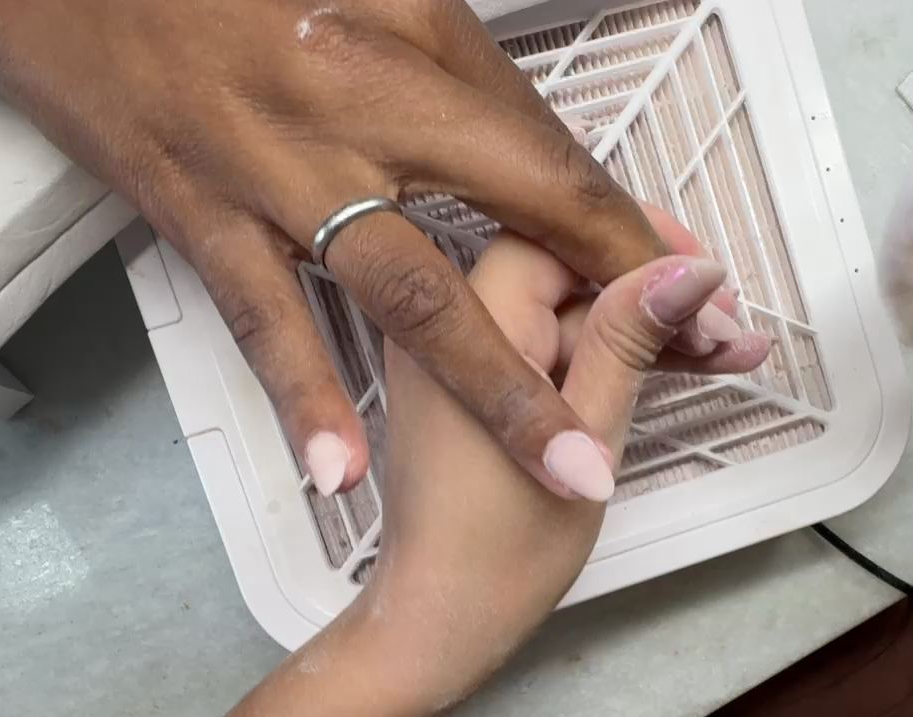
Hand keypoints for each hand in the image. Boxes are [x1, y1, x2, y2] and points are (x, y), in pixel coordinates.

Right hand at [0, 0, 766, 499]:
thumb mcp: (379, 5)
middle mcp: (366, 106)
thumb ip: (466, 84)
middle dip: (627, 307)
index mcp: (421, 42)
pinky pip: (263, 321)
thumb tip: (544, 169)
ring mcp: (282, 170)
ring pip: (416, 295)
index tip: (709, 298)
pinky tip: (343, 474)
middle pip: (529, 227)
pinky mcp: (200, 214)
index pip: (562, 162)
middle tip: (711, 363)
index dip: (643, 238)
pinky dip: (305, 399)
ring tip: (570, 469)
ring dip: (503, 392)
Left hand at [352, 231, 729, 704]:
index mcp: (464, 321)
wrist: (442, 622)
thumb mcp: (585, 436)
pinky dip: (606, 367)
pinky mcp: (480, 393)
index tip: (716, 280)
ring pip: (568, 321)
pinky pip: (548, 358)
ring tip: (731, 355)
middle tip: (733, 330)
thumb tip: (694, 268)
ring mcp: (463, 361)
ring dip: (645, 337)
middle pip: (568, 277)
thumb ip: (629, 343)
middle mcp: (450, 324)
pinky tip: (673, 372)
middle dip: (656, 299)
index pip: (559, 239)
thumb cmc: (506, 549)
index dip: (642, 249)